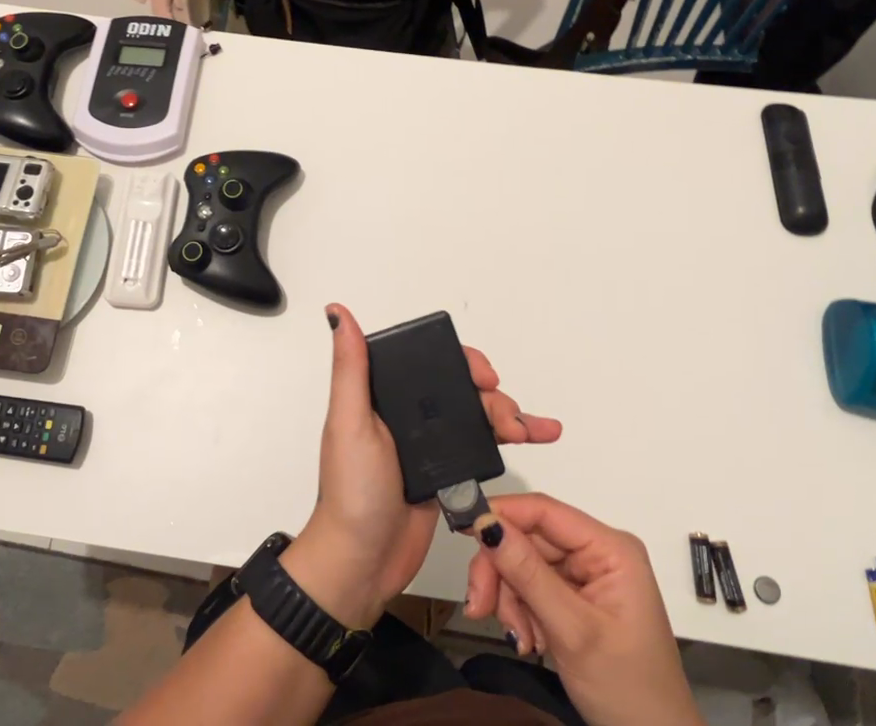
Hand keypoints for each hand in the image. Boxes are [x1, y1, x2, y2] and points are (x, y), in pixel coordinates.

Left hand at [284, 304, 562, 630]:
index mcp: (380, 397)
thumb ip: (352, 369)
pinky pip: (480, 448)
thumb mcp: (350, 423)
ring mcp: (427, 446)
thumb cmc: (352, 492)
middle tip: (508, 415)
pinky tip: (536, 437)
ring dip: (507, 416)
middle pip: (459, 389)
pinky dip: (508, 441)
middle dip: (491, 394)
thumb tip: (339, 313)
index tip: (484, 374)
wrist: (363, 562)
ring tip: (531, 430)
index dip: (459, 361)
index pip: (426, 363)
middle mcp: (404, 416)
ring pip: (475, 416)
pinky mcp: (445, 473)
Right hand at [464, 494, 703, 725]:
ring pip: (522, 564)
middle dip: (501, 574)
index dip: (501, 513)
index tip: (462, 529)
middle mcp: (596, 552)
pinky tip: (529, 641)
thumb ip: (528, 574)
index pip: (544, 511)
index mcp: (610, 548)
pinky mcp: (574, 597)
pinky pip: (530, 587)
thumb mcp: (573, 630)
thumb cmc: (625, 685)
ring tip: (521, 639)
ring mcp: (585, 575)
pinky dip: (520, 612)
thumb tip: (485, 522)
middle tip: (480, 609)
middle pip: (527, 539)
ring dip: (510, 600)